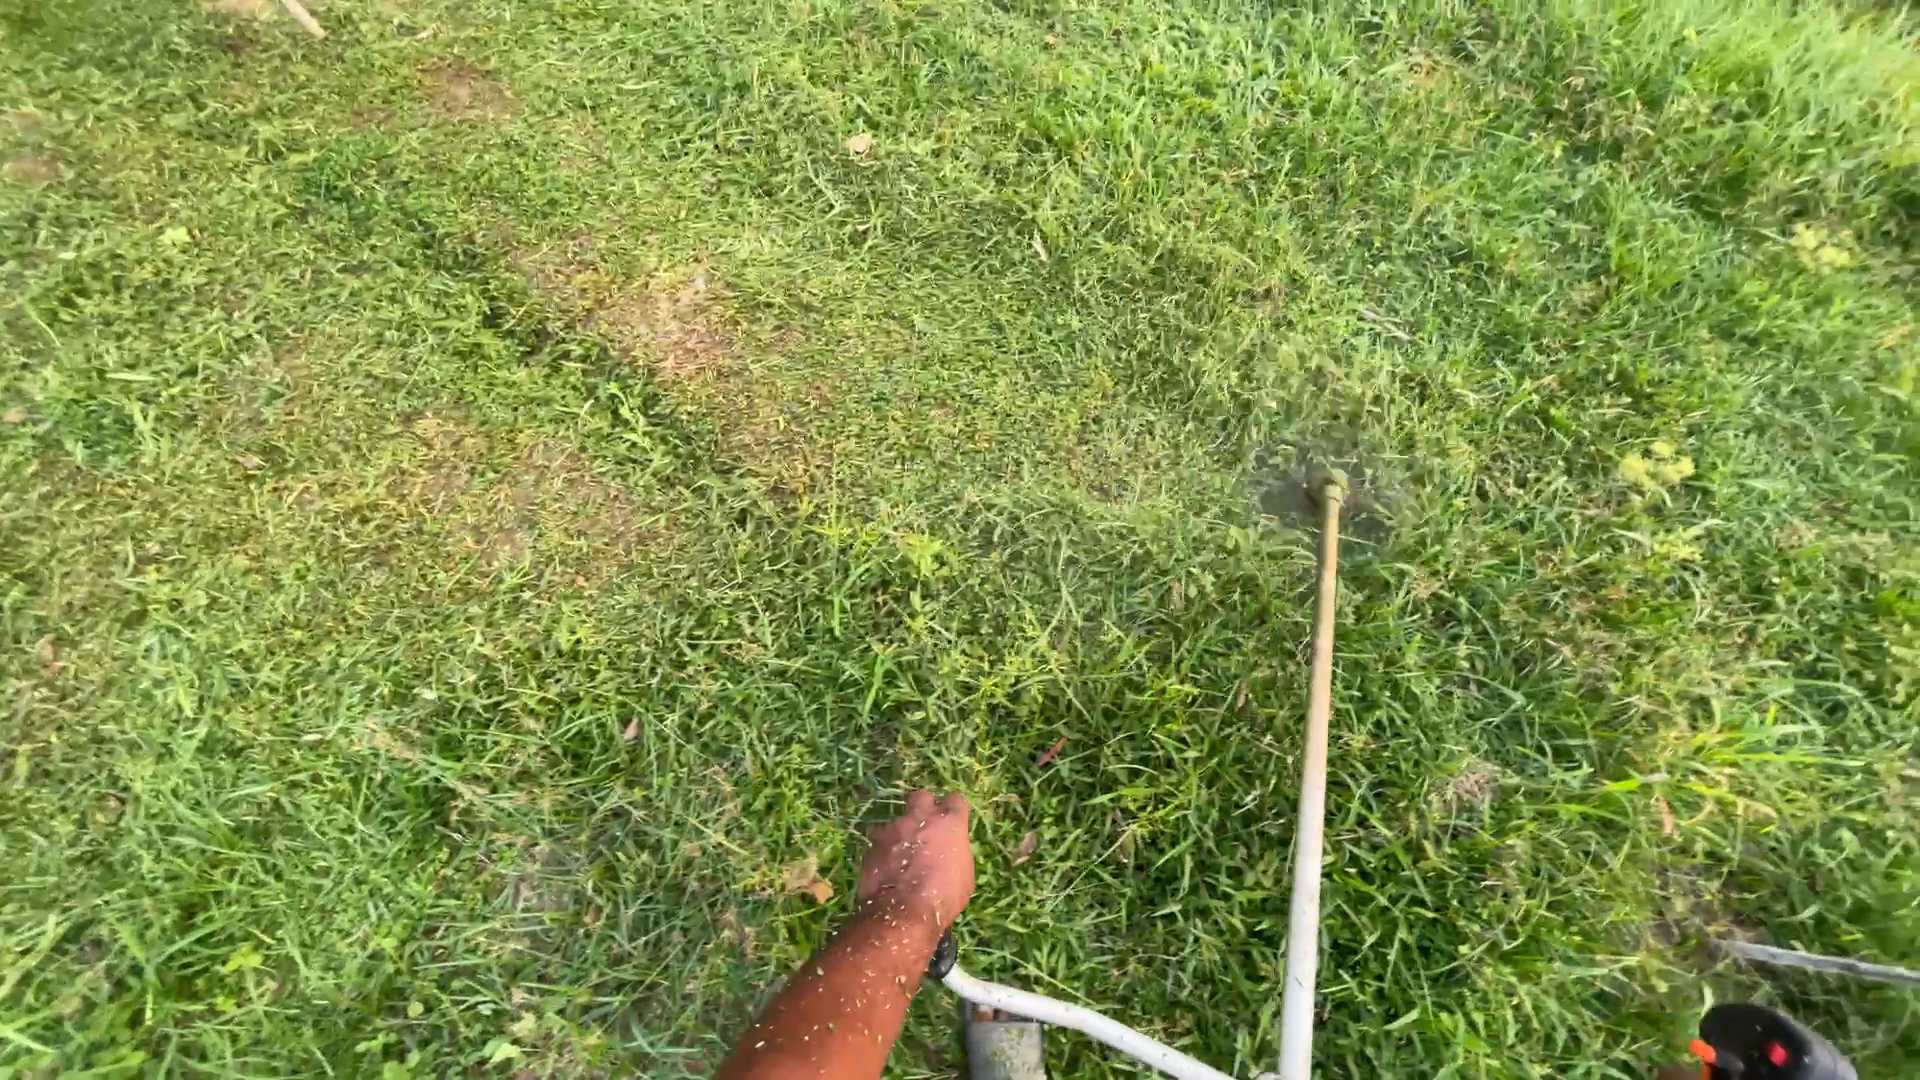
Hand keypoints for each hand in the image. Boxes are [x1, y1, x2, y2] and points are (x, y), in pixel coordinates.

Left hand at [856, 790, 974, 932]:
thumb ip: (956, 854)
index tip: (952, 821)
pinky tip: (885, 868)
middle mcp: (921, 817)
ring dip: (899, 834)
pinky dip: (883, 852)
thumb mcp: (964, 876)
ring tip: (899, 856)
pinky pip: (878, 842)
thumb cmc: (943, 896)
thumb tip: (949, 853)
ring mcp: (894, 828)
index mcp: (949, 823)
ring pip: (895, 821)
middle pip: (921, 796)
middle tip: (923, 826)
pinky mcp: (873, 844)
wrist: (904, 911)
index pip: (956, 800)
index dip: (953, 810)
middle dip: (922, 807)